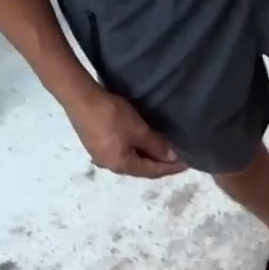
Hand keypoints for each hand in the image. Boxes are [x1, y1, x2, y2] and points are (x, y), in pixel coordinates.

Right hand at [62, 87, 185, 178]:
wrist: (80, 97)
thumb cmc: (112, 116)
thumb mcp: (139, 131)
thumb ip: (157, 146)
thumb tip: (172, 158)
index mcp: (122, 166)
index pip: (152, 171)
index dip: (171, 168)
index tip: (188, 163)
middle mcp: (110, 166)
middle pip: (141, 168)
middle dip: (160, 164)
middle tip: (178, 159)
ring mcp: (101, 155)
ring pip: (131, 160)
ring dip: (147, 157)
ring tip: (163, 151)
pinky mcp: (96, 144)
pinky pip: (122, 152)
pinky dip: (136, 150)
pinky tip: (142, 144)